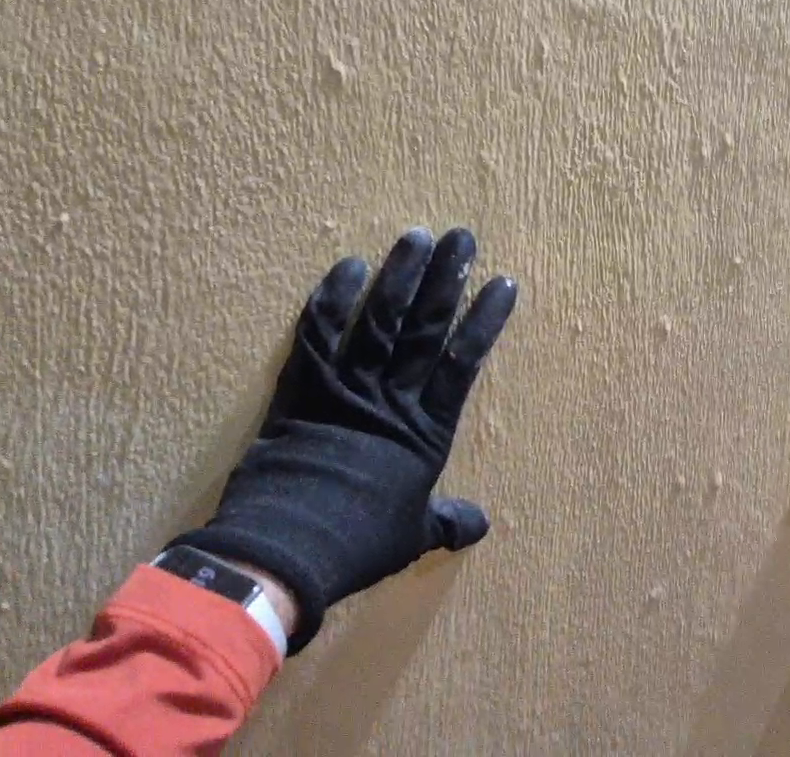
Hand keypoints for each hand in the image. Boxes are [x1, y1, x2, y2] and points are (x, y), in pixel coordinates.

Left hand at [170, 227, 517, 653]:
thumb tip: (480, 526)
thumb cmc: (360, 543)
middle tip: (461, 237)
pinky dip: (331, 301)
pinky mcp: (303, 389)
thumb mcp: (414, 534)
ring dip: (398, 276)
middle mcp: (392, 398)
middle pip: (424, 327)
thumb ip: (447, 520)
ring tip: (415, 236)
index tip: (504, 281)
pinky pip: (318, 336)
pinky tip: (348, 265)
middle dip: (446, 280)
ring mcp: (346, 389)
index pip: (463, 361)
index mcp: (426, 429)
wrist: (286, 553)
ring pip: (378, 321)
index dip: (484, 320)